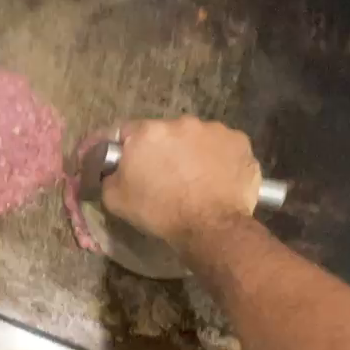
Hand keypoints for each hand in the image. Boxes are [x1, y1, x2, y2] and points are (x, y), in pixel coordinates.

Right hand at [102, 116, 262, 252]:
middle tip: (164, 176)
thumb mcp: (115, 200)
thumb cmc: (159, 212)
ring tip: (194, 179)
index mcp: (147, 133)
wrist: (211, 227)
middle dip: (162, 149)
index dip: (127, 149)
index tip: (130, 165)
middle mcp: (181, 122)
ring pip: (195, 138)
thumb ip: (109, 176)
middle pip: (165, 133)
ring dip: (191, 152)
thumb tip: (113, 170)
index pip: (127, 131)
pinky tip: (216, 178)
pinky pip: (222, 146)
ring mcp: (214, 130)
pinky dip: (218, 158)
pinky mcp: (240, 141)